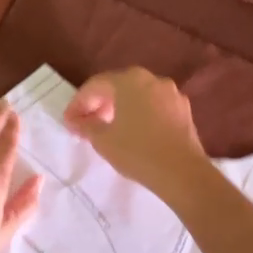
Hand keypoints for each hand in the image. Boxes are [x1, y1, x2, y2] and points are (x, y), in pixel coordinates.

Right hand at [64, 68, 208, 190]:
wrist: (182, 172)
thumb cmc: (136, 151)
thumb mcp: (102, 139)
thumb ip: (85, 125)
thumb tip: (76, 121)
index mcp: (128, 80)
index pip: (95, 86)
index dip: (78, 104)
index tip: (68, 122)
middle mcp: (151, 79)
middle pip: (117, 87)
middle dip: (98, 104)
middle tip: (85, 124)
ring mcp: (171, 93)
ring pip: (137, 96)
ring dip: (119, 108)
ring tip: (108, 129)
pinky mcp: (183, 110)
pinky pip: (153, 106)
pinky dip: (139, 114)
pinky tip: (133, 132)